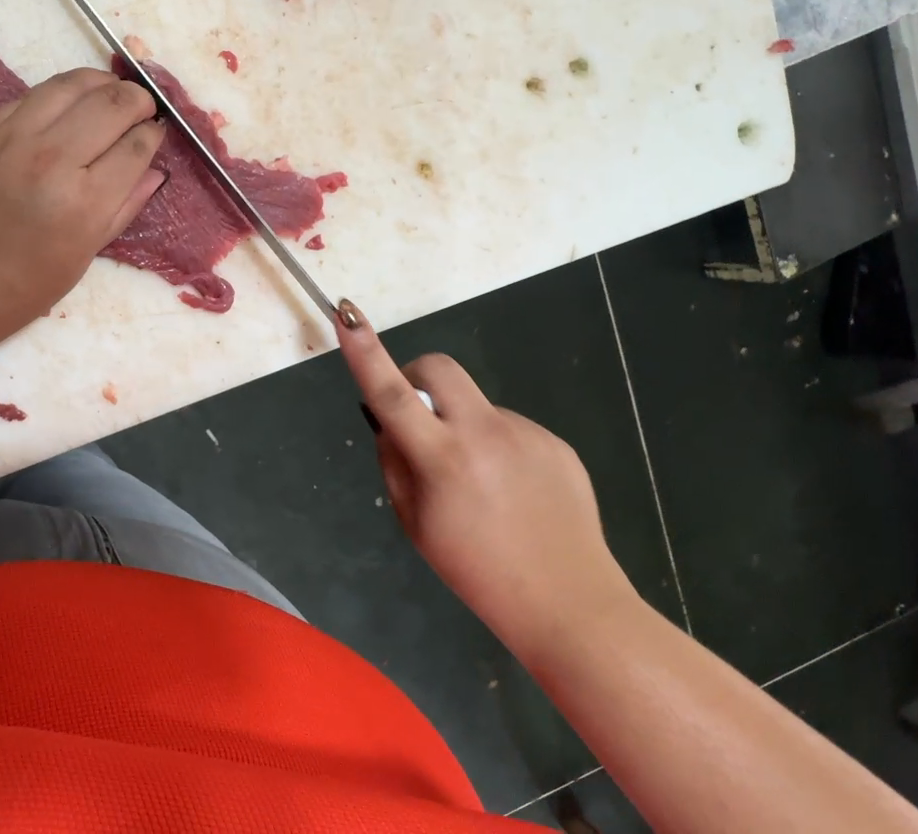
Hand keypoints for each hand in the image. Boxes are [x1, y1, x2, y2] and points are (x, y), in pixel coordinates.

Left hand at [0, 69, 165, 342]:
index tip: (155, 132)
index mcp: (84, 201)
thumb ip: (126, 204)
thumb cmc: (29, 283)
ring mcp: (12, 140)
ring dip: (100, 85)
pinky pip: (31, 96)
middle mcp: (50, 160)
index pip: (136, 144)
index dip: (154, 134)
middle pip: (112, 103)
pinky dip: (58, 97)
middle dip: (137, 101)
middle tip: (141, 108)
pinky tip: (66, 110)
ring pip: (71, 85)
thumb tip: (156, 166)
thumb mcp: (88, 252)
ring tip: (109, 96)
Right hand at [337, 306, 640, 657]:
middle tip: (416, 415)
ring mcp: (527, 435)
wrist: (569, 602)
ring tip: (479, 485)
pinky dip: (495, 447)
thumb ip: (396, 463)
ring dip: (461, 426)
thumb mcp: (415, 522)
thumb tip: (391, 424)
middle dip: (417, 376)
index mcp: (444, 459)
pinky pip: (508, 429)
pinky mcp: (556, 443)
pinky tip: (511, 492)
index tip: (348, 315)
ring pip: (475, 406)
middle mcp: (485, 434)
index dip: (365, 352)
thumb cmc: (475, 569)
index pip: (392, 394)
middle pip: (440, 368)